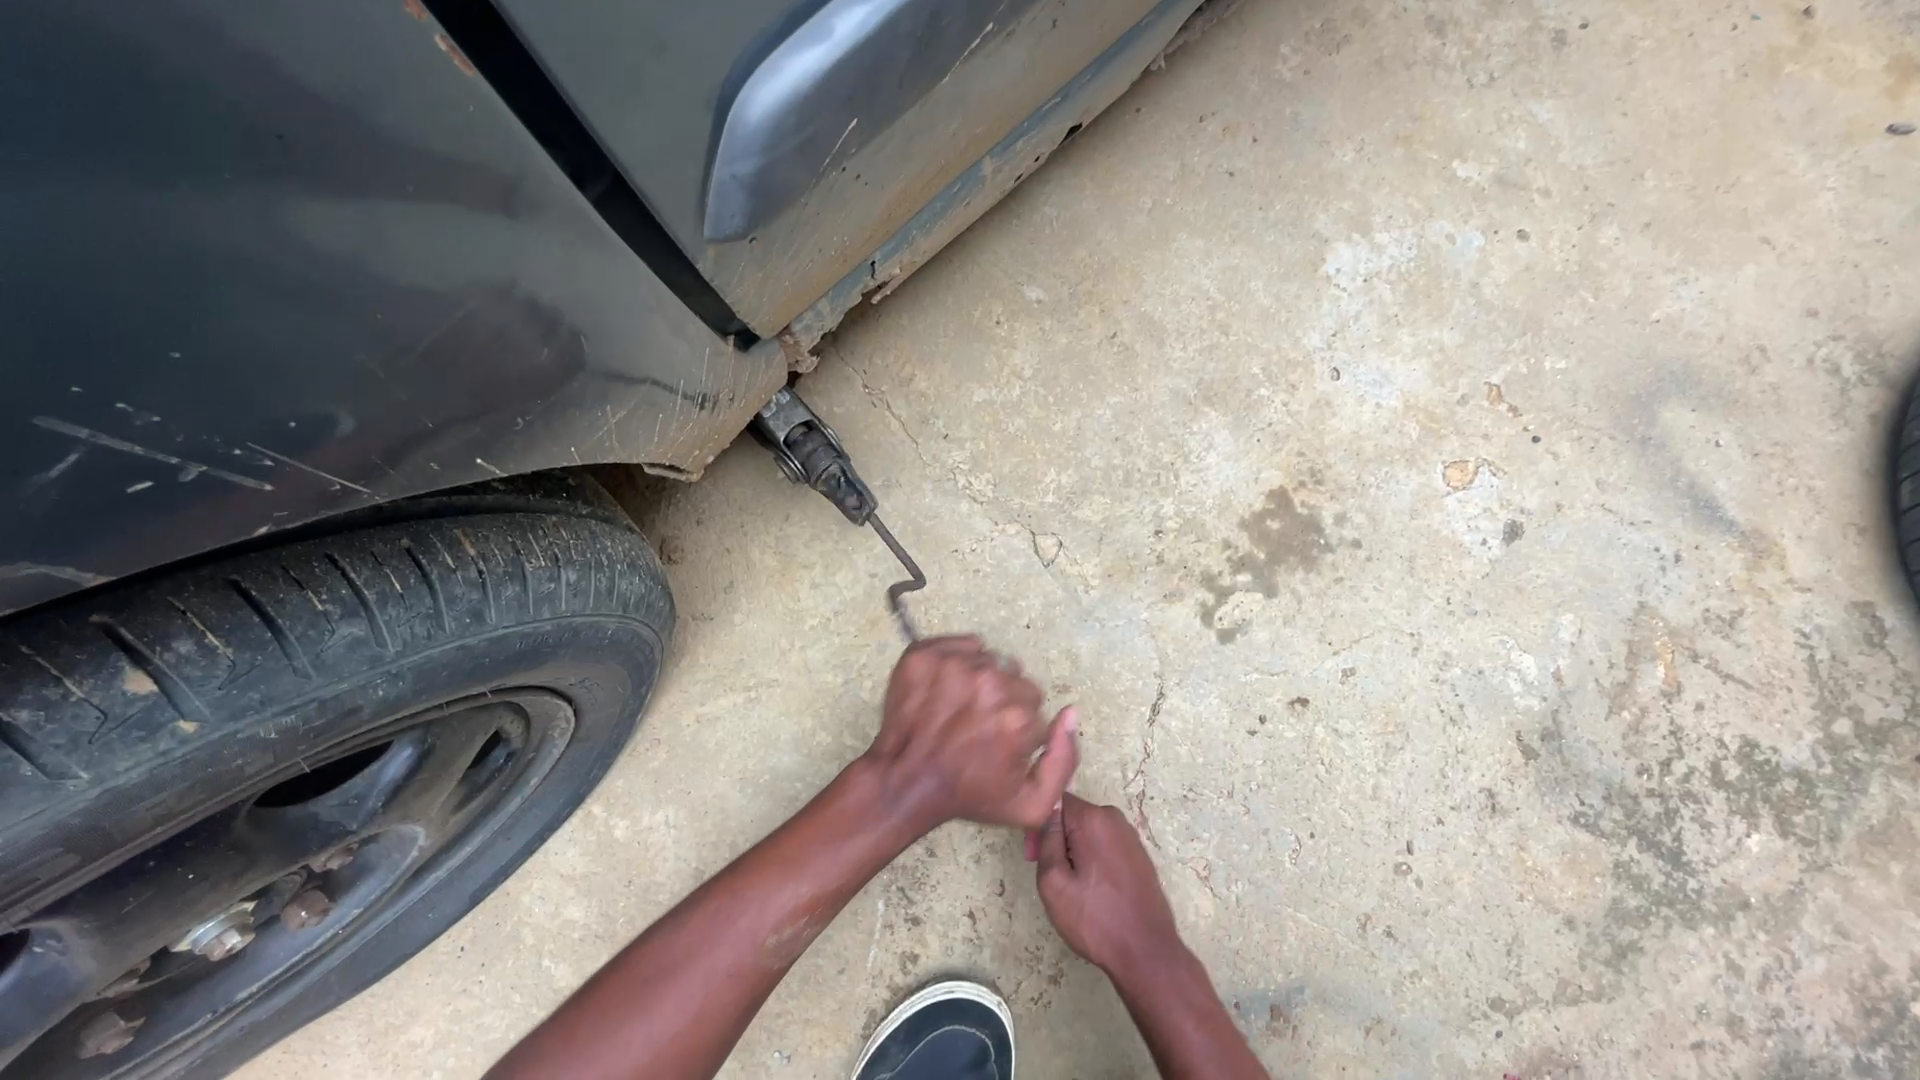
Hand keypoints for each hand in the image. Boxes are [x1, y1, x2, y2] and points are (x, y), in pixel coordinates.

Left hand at [864, 636, 1078, 832]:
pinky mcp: (927, 653)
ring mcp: (955, 665)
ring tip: (959, 708)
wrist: (905, 780)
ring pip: (989, 661)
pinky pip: (962, 645)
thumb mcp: (1030, 803)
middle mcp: (992, 682)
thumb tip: (1071, 712)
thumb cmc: (968, 794)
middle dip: (1003, 700)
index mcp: (1019, 716)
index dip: (1018, 725)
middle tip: (978, 725)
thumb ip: (1066, 760)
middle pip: (1014, 678)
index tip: (997, 742)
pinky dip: (959, 661)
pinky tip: (947, 689)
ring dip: (980, 681)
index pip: (1034, 705)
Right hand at [1031, 793, 1184, 979]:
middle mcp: (1115, 819)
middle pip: (1072, 816)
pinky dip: (1092, 859)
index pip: (1054, 801)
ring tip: (1070, 887)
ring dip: (1073, 851)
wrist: (1146, 952)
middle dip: (1055, 839)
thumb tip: (1048, 815)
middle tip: (1048, 876)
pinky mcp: (1138, 856)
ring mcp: (1130, 837)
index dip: (1038, 825)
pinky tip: (1091, 889)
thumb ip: (1046, 841)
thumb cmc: (1094, 918)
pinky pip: (1104, 846)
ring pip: (1088, 832)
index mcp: (1094, 819)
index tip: (1033, 856)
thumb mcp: (1053, 882)